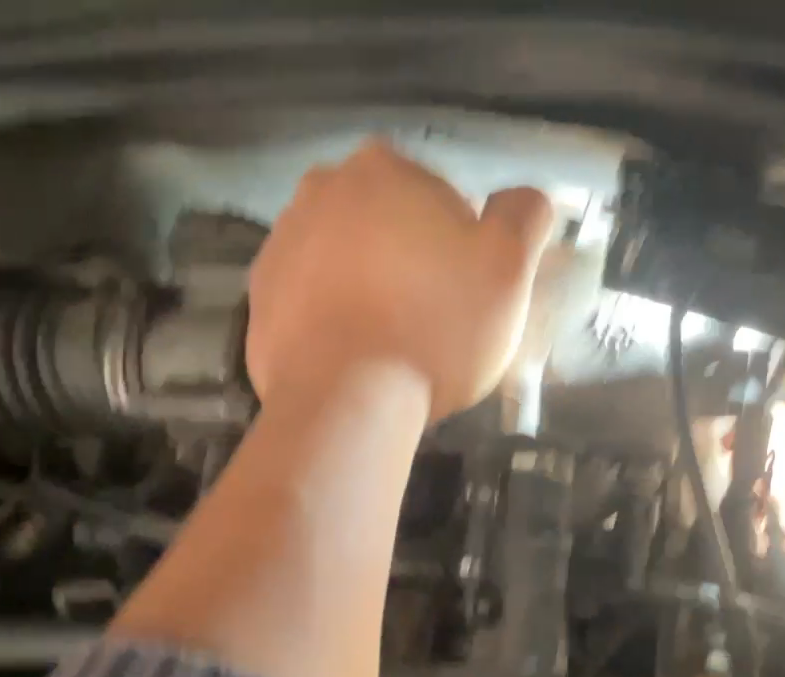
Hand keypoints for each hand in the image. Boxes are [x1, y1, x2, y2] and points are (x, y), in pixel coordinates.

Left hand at [246, 139, 556, 420]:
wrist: (345, 400)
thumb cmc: (436, 327)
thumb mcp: (509, 269)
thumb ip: (524, 218)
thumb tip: (524, 198)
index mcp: (386, 168)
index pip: (442, 198)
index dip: (463, 247)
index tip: (466, 294)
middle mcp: (323, 188)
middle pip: (388, 223)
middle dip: (411, 259)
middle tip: (432, 319)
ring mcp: (282, 240)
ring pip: (347, 258)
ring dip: (370, 285)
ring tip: (392, 342)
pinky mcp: (260, 295)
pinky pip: (312, 296)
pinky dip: (333, 315)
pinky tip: (356, 354)